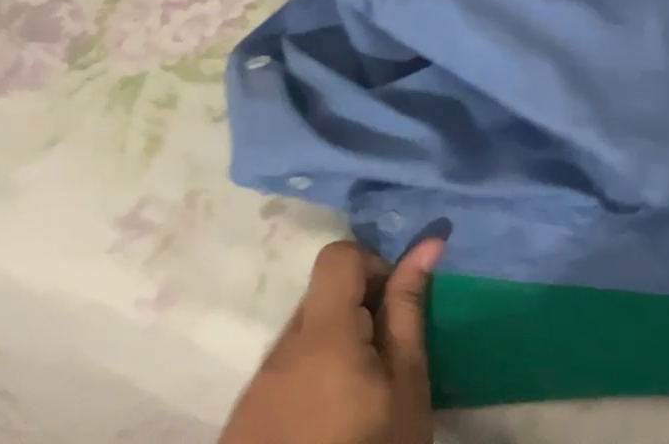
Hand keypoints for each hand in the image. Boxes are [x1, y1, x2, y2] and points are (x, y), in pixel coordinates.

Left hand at [219, 236, 445, 443]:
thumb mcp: (408, 382)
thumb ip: (409, 309)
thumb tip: (427, 244)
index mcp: (321, 336)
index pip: (338, 256)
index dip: (374, 266)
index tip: (395, 309)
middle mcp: (278, 353)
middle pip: (320, 298)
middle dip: (359, 312)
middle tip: (387, 359)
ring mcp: (254, 390)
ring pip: (302, 336)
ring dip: (337, 347)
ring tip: (360, 398)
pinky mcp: (241, 423)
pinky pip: (282, 374)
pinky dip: (312, 379)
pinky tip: (330, 424)